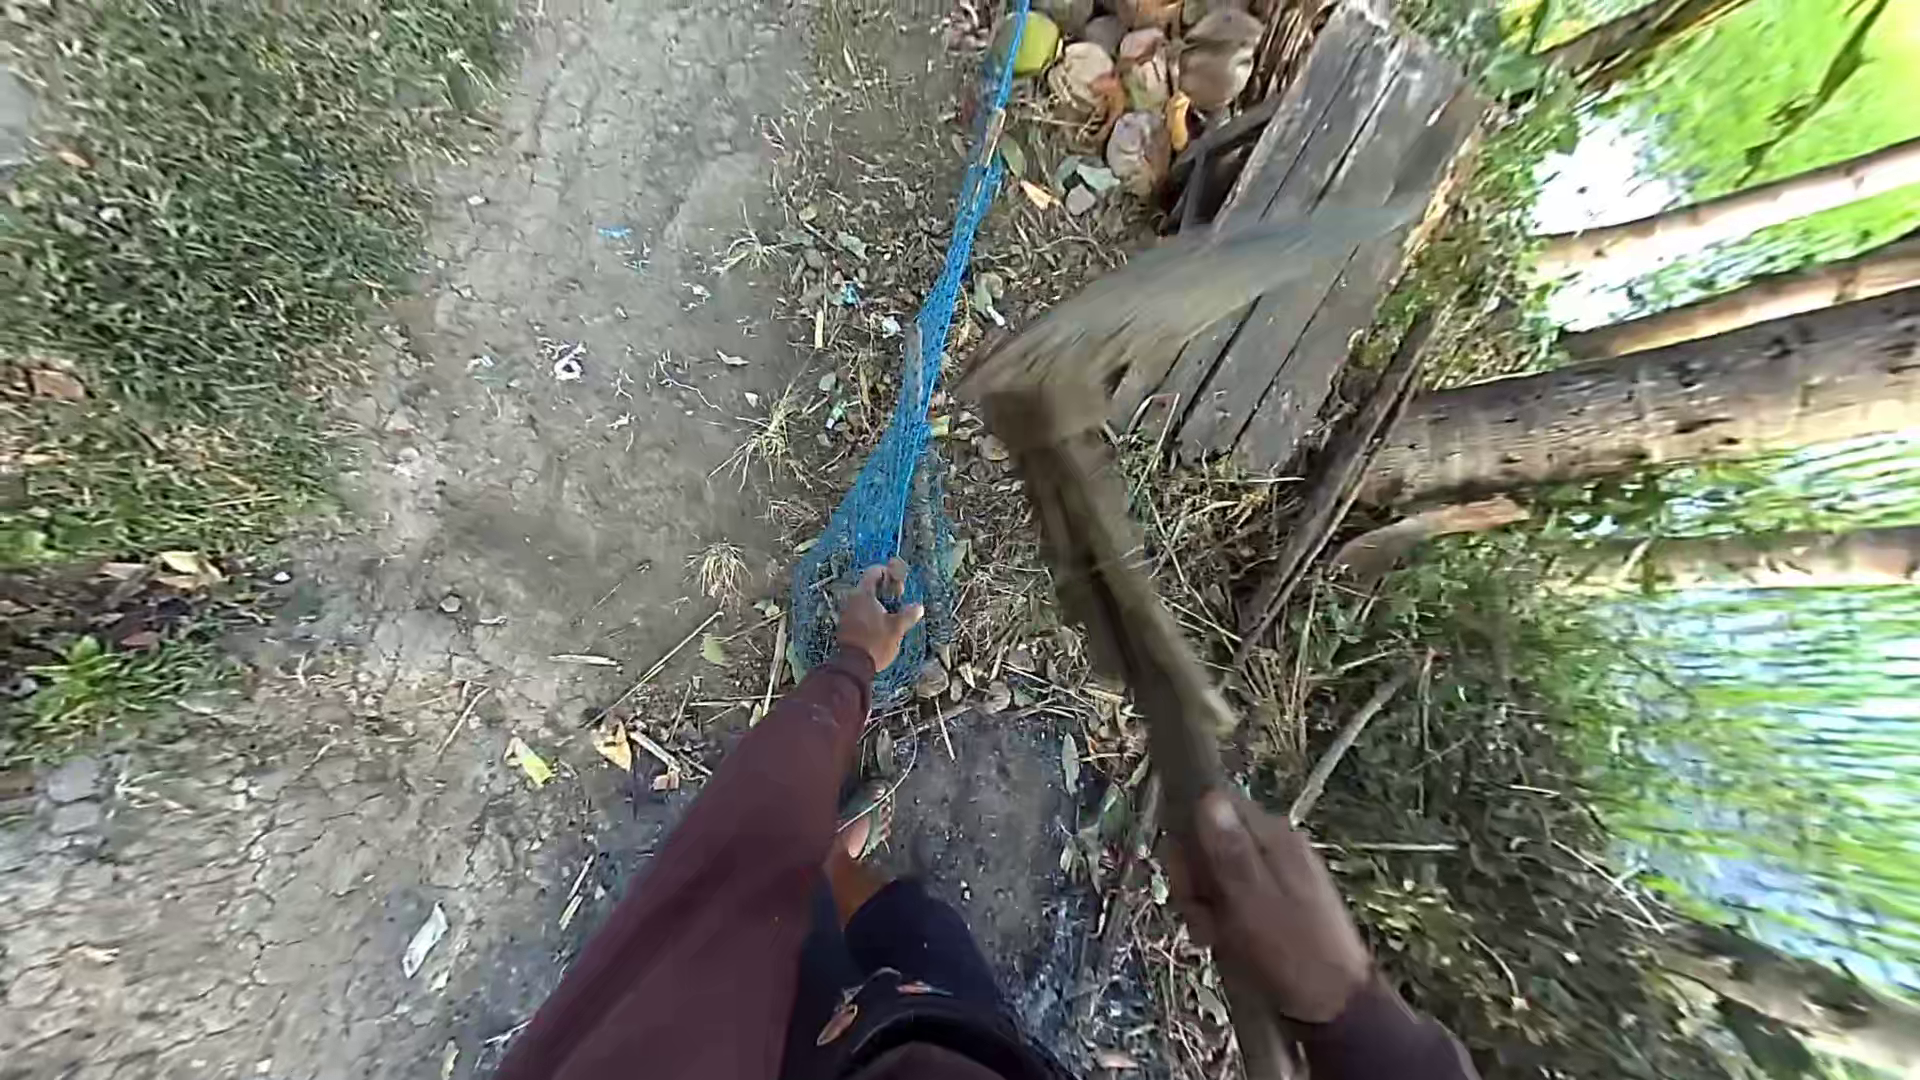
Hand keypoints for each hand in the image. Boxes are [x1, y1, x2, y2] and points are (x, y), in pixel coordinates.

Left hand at [836, 559, 923, 672]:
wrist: (853, 665)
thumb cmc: (876, 642)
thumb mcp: (896, 628)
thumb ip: (908, 614)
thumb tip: (918, 607)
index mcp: (864, 594)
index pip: (874, 571)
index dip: (889, 574)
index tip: (899, 588)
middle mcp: (852, 599)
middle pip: (870, 585)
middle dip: (886, 590)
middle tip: (899, 600)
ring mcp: (847, 611)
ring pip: (865, 599)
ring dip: (880, 602)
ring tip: (893, 614)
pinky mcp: (846, 624)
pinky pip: (860, 610)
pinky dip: (871, 612)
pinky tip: (881, 624)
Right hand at [1167, 791, 1371, 1023]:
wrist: (1338, 1013)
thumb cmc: (1293, 952)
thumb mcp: (1254, 901)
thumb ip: (1230, 849)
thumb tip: (1208, 796)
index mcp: (1273, 835)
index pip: (1212, 802)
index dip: (1189, 832)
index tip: (1186, 871)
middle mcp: (1272, 843)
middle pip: (1207, 835)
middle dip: (1192, 873)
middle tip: (1197, 909)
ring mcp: (1273, 869)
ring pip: (1212, 865)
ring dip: (1200, 898)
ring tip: (1210, 931)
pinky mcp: (1270, 896)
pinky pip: (1228, 889)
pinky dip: (1216, 911)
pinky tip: (1219, 936)